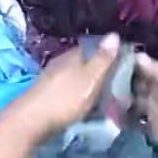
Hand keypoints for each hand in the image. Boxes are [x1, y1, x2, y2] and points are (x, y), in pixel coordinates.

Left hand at [0, 34, 123, 142]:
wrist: (30, 122)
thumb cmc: (64, 98)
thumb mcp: (90, 78)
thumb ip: (103, 58)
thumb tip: (114, 34)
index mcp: (72, 56)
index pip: (94, 47)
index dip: (111, 54)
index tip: (127, 65)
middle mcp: (61, 64)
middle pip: (86, 64)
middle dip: (102, 73)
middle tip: (121, 85)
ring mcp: (52, 81)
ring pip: (78, 79)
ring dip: (91, 87)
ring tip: (109, 99)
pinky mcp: (48, 97)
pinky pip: (71, 93)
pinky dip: (81, 98)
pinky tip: (88, 107)